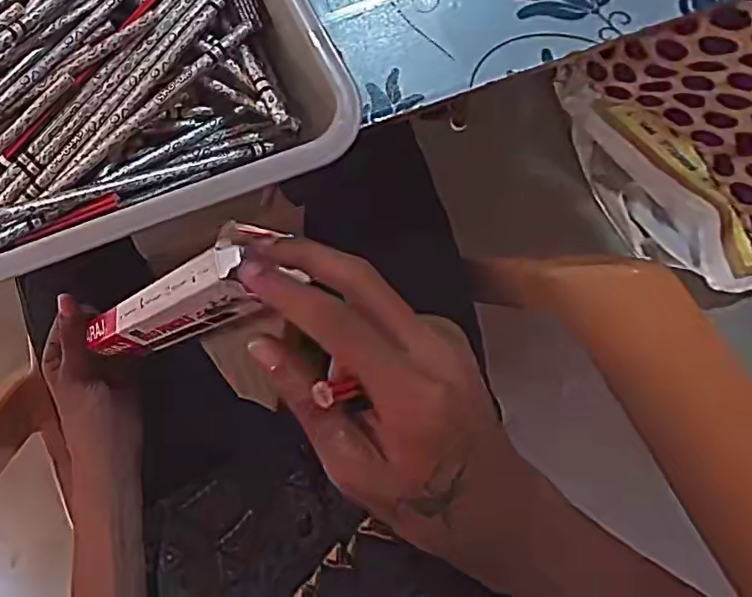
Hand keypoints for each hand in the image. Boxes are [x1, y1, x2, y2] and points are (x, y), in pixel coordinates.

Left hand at [40, 294, 142, 486]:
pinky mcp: (126, 371)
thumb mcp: (76, 375)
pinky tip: (141, 341)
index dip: (83, 311)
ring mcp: (103, 365)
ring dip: (123, 328)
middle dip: (106, 319)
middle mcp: (79, 359)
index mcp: (57, 358)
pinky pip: (131, 345)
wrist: (117, 464)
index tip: (99, 312)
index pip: (68, 319)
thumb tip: (64, 300)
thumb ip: (74, 335)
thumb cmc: (88, 430)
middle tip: (119, 321)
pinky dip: (136, 340)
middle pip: (93, 324)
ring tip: (131, 331)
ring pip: (113, 333)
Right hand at [238, 237, 513, 560]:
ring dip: (320, 275)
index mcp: (412, 394)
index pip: (340, 323)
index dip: (289, 292)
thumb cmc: (425, 503)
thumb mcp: (351, 469)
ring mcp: (442, 335)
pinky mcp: (442, 330)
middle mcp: (434, 351)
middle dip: (304, 252)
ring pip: (368, 287)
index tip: (251, 274)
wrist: (501, 507)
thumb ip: (304, 400)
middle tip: (260, 246)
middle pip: (360, 277)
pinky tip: (329, 337)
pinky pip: (381, 305)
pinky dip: (346, 308)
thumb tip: (261, 346)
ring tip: (278, 285)